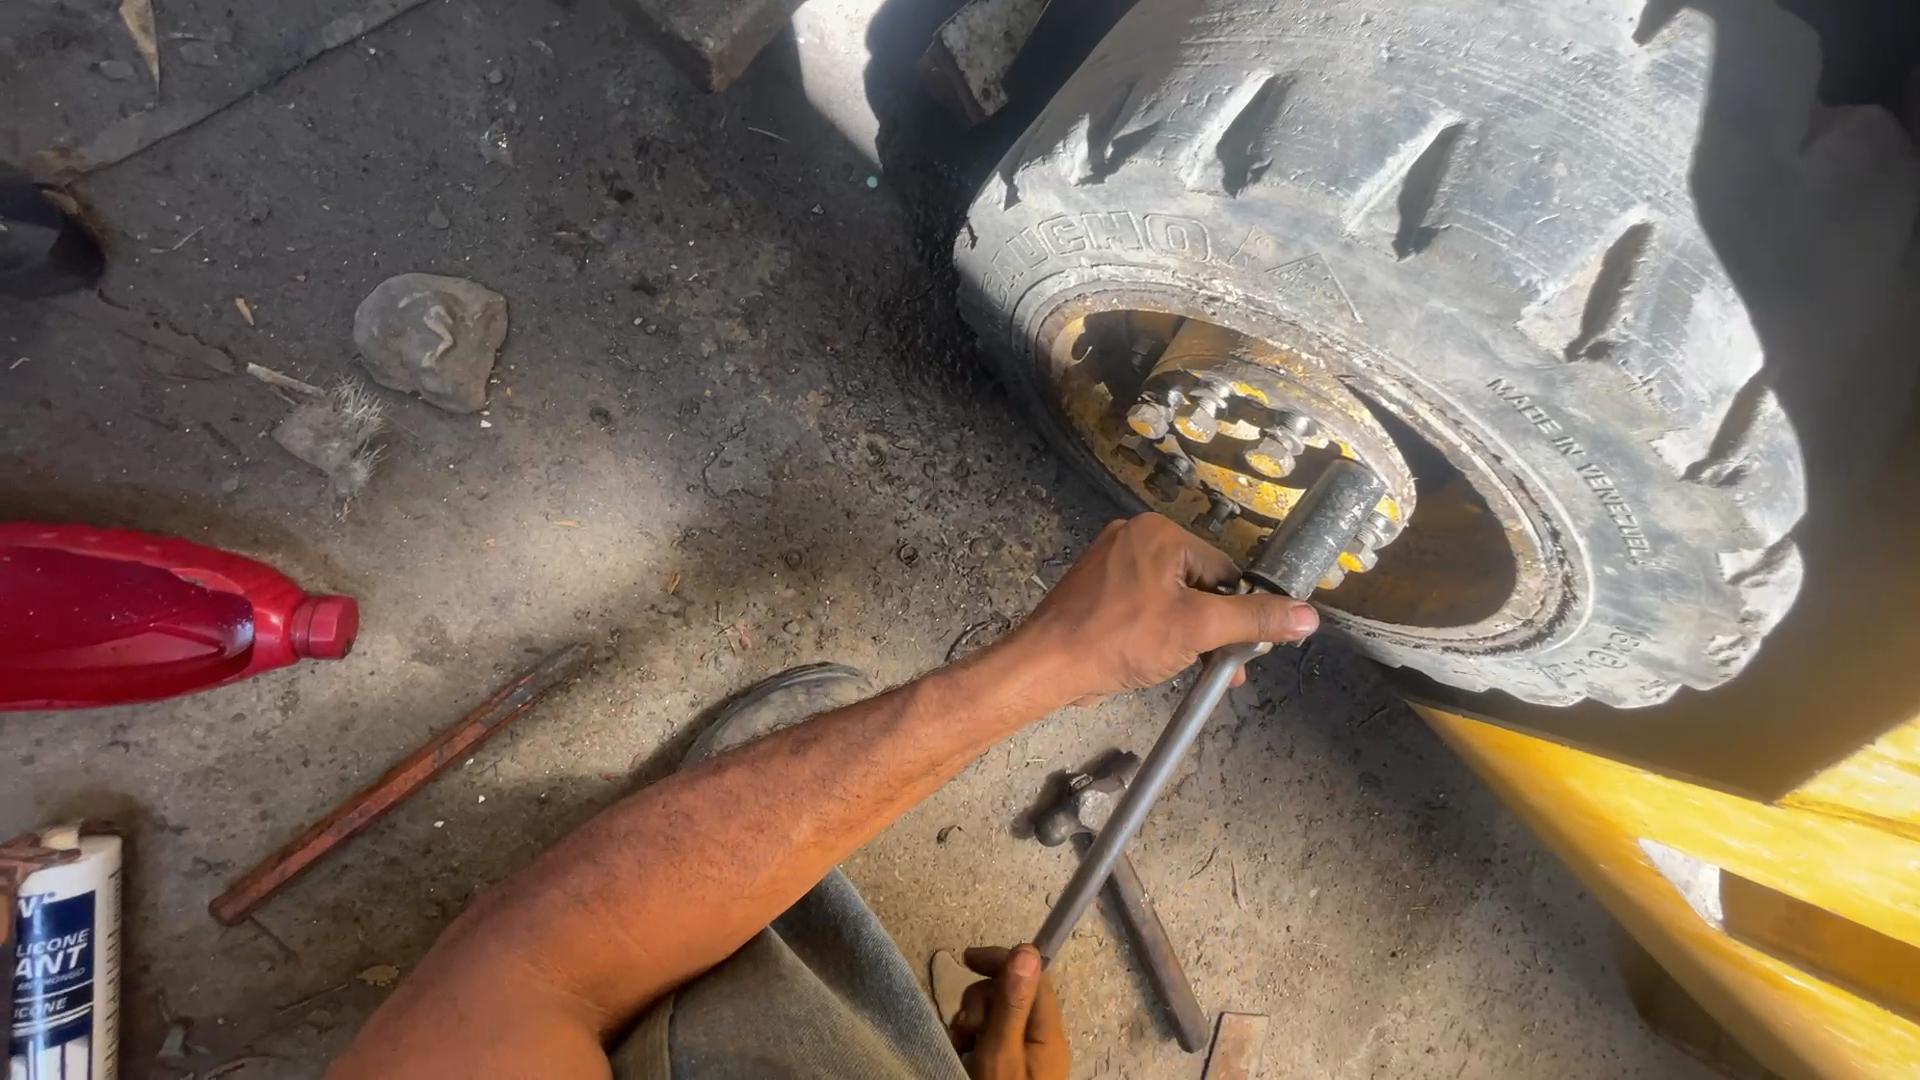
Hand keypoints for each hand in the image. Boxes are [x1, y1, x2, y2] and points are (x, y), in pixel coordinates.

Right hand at [949, 945, 1068, 1079]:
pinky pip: (993, 1038)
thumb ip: (1013, 1002)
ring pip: (998, 1015)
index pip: (1031, 973)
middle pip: (1011, 992)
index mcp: (1048, 1028)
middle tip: (966, 1024)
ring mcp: (1029, 1053)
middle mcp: (1043, 1036)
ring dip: (973, 1020)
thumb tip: (1027, 949)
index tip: (968, 960)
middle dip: (980, 998)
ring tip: (961, 1044)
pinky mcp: (1014, 1067)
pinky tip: (962, 1051)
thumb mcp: (1003, 1050)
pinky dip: (974, 1039)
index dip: (1001, 960)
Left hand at [998, 513, 1318, 707]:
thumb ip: (1253, 620)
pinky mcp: (1098, 592)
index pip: (1223, 570)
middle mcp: (1135, 538)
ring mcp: (1112, 565)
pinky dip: (1158, 633)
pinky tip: (1162, 661)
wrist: (1047, 665)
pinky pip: (1144, 607)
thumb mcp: (1197, 628)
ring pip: (1171, 599)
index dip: (1236, 611)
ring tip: (1196, 671)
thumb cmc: (1121, 638)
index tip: (1238, 648)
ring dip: (1188, 635)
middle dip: (1212, 627)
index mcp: (1158, 533)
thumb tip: (1309, 616)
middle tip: (1220, 667)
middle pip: (1199, 584)